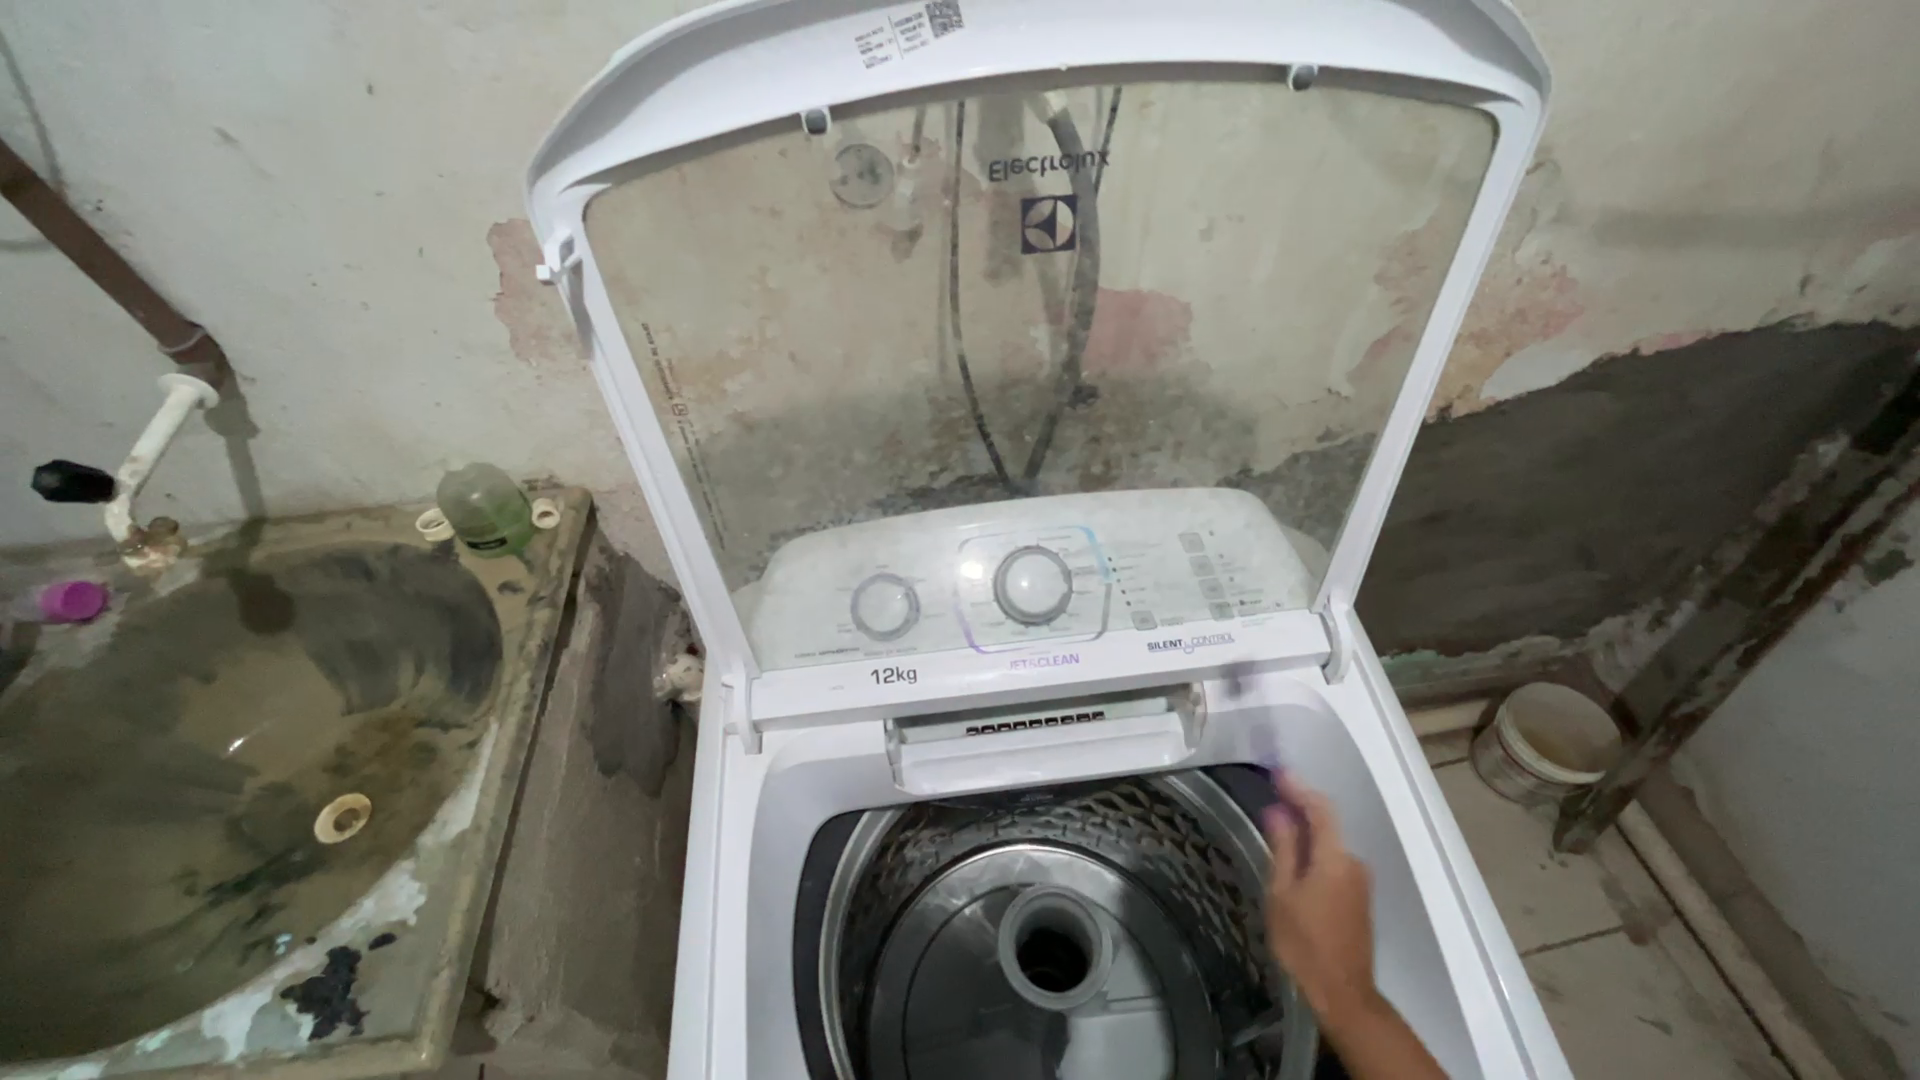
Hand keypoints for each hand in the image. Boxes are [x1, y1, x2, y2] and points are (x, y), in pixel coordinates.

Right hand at [1263, 772, 1383, 1028]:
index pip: (1319, 809)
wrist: (1342, 992)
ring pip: (1330, 845)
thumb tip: (1278, 813)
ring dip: (1306, 832)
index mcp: (1334, 858)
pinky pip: (1334, 862)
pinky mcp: (1358, 898)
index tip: (1276, 772)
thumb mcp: (1282, 892)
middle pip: (1327, 825)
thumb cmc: (1304, 941)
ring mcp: (1360, 882)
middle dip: (1300, 808)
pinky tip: (1295, 857)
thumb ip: (1283, 848)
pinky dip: (1315, 852)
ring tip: (1277, 825)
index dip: (1298, 788)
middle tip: (1272, 796)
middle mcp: (1353, 863)